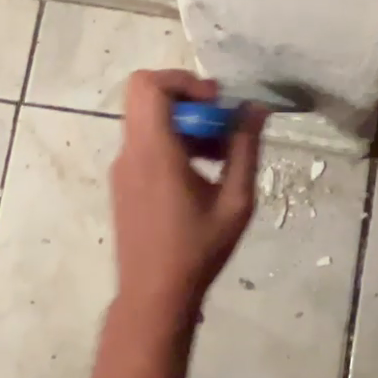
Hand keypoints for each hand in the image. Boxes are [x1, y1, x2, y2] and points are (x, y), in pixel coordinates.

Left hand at [110, 70, 264, 318]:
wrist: (153, 296)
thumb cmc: (197, 251)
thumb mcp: (235, 201)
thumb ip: (245, 150)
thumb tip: (255, 109)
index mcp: (154, 152)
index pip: (150, 85)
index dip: (184, 81)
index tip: (216, 104)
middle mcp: (130, 152)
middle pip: (147, 96)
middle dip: (188, 100)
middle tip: (220, 124)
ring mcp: (122, 168)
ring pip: (147, 120)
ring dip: (183, 124)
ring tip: (219, 156)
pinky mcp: (123, 183)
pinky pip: (145, 144)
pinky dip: (172, 143)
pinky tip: (201, 176)